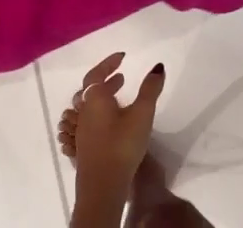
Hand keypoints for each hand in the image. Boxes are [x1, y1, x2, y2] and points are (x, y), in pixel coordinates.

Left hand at [59, 52, 165, 201]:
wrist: (102, 186)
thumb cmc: (122, 144)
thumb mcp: (142, 113)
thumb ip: (150, 89)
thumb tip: (157, 66)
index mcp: (95, 100)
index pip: (96, 74)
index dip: (108, 63)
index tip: (122, 56)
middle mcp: (85, 113)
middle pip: (89, 90)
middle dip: (105, 78)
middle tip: (121, 74)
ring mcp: (84, 131)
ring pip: (90, 105)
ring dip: (104, 95)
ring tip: (121, 93)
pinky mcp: (87, 145)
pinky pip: (92, 118)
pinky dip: (103, 109)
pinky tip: (117, 119)